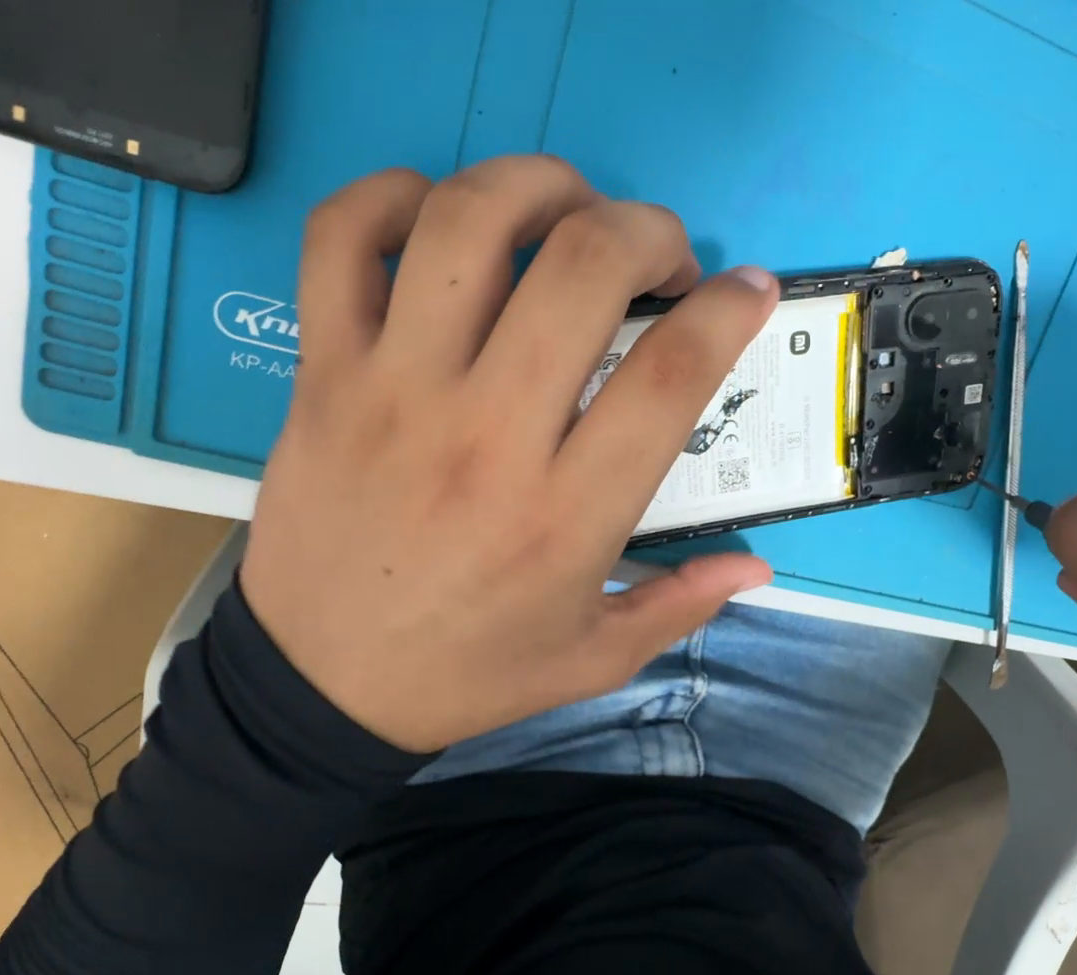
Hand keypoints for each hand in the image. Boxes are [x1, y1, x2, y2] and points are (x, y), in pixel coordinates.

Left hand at [241, 156, 777, 752]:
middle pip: (581, 269)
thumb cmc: (465, 672)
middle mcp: (486, 434)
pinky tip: (437, 216)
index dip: (728, 311)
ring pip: (466, 228)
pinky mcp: (321, 373)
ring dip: (537, 185)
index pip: (670, 376)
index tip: (747, 291)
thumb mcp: (591, 661)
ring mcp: (394, 391)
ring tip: (566, 209)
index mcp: (566, 513)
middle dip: (647, 231)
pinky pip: (339, 241)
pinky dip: (391, 196)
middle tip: (658, 256)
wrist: (318, 687)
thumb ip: (681, 608)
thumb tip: (758, 567)